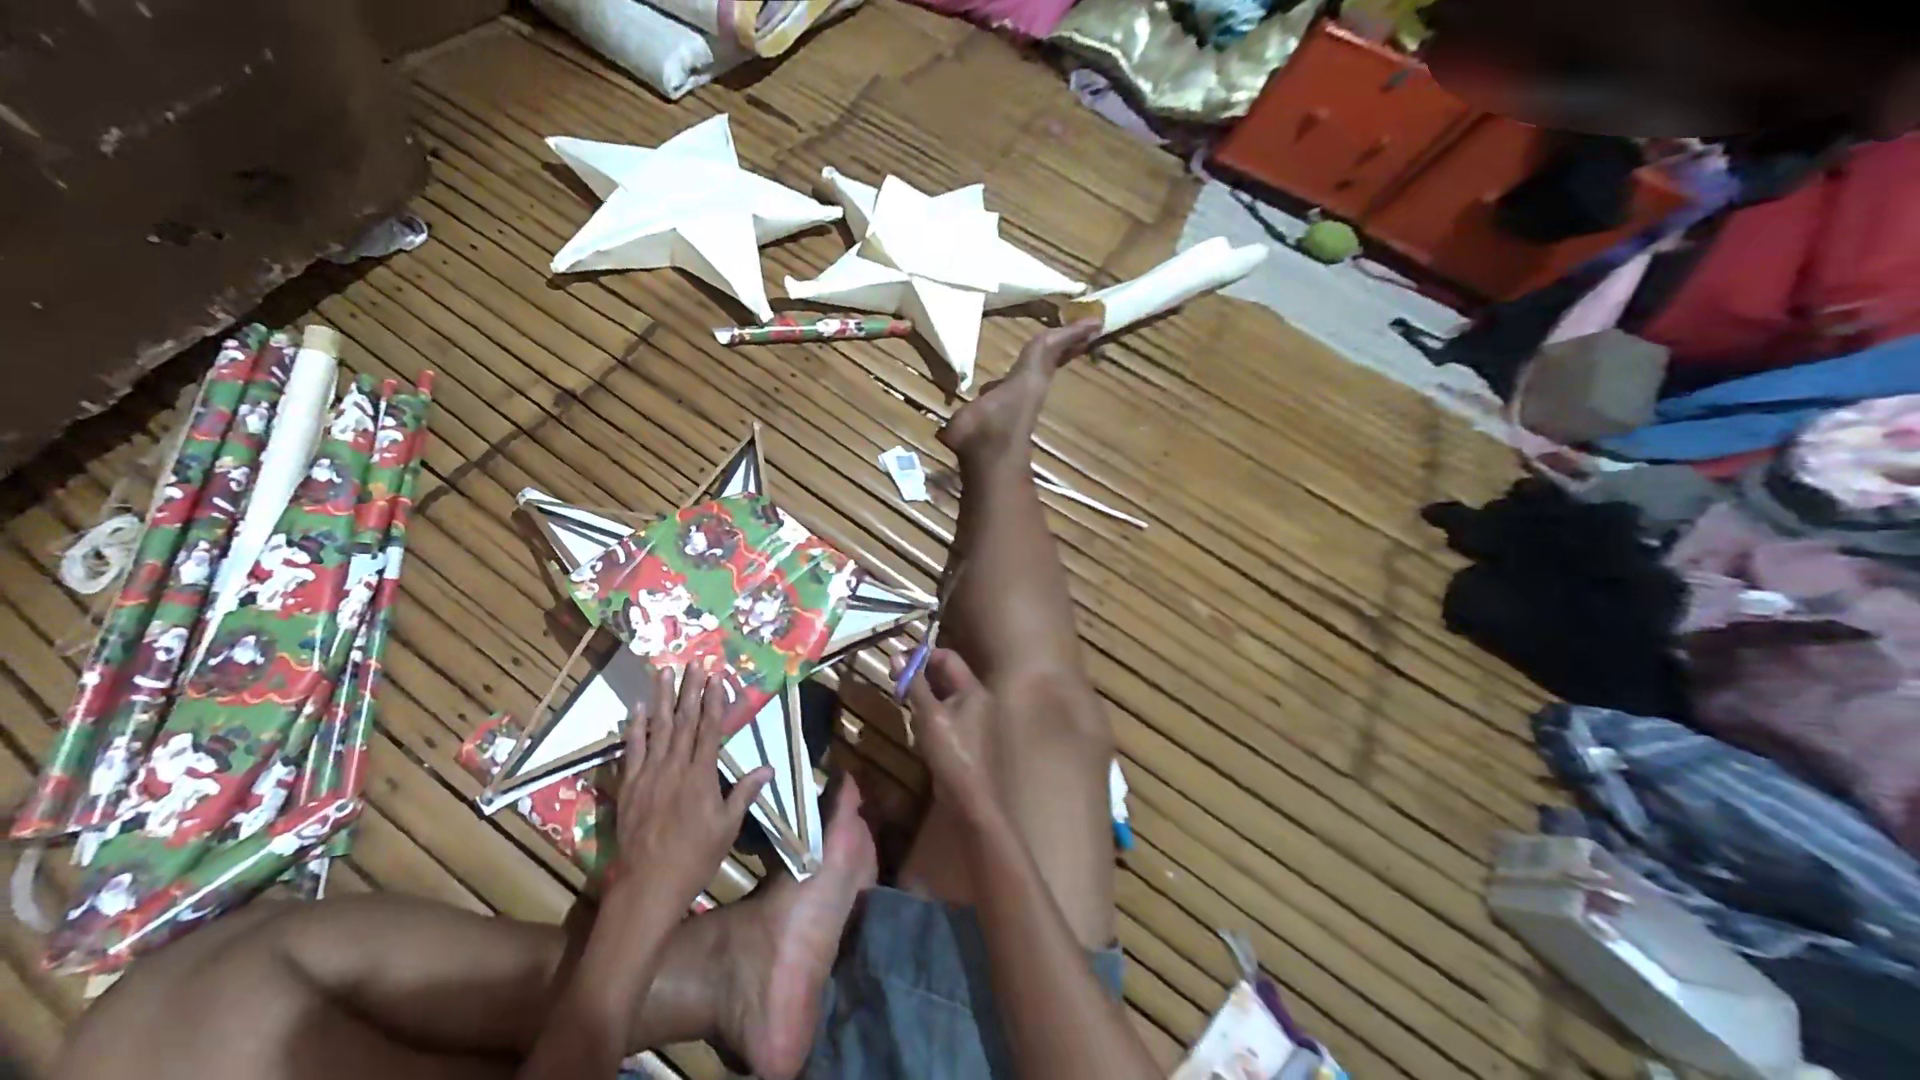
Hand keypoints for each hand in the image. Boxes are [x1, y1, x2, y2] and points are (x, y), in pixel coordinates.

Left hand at [607, 665, 771, 915]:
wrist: (647, 886)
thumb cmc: (695, 858)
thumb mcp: (728, 828)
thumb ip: (744, 793)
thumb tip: (768, 768)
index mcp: (701, 776)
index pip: (709, 730)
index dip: (713, 702)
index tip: (716, 677)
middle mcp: (674, 768)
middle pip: (683, 722)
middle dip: (689, 690)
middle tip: (693, 663)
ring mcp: (648, 775)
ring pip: (657, 729)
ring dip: (662, 698)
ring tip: (664, 672)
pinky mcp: (628, 787)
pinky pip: (631, 750)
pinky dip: (635, 728)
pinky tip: (637, 708)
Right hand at [894, 648, 1002, 823]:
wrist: (968, 797)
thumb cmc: (951, 752)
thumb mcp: (929, 715)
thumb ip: (915, 685)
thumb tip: (896, 657)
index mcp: (973, 689)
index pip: (947, 657)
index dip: (923, 656)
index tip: (898, 663)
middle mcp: (977, 698)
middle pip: (946, 675)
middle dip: (921, 675)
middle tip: (895, 681)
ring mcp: (972, 718)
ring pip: (944, 695)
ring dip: (923, 695)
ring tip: (903, 701)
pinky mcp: (965, 736)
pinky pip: (945, 714)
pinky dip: (930, 712)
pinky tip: (915, 724)